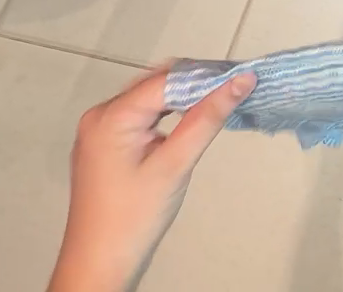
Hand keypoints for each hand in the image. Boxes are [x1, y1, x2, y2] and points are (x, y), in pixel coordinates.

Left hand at [47, 69, 254, 291]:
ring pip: (154, 96)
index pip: (168, 79)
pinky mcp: (108, 144)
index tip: (243, 75)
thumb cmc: (135, 217)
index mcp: (111, 117)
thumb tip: (243, 78)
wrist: (98, 269)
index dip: (207, 74)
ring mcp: (101, 130)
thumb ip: (209, 116)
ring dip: (187, 95)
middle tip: (237, 86)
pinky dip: (172, 110)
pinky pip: (145, 113)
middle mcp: (101, 115)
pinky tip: (194, 117)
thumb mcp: (176, 164)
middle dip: (198, 82)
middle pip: (159, 83)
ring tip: (223, 98)